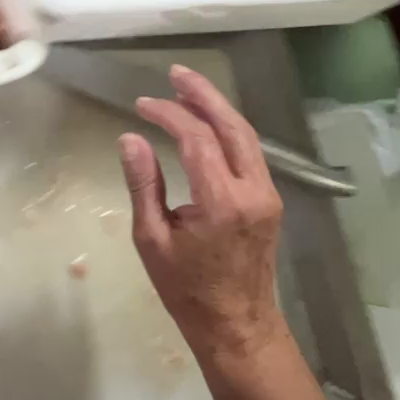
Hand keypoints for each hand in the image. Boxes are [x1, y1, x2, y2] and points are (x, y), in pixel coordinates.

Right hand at [119, 66, 286, 367]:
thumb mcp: (152, 239)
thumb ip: (143, 184)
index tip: (141, 105)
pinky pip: (249, 152)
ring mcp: (267, 195)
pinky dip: (227, 129)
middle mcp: (253, 191)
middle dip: (203, 95)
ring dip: (217, 108)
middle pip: (232, 126)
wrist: (237, 326)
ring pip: (246, 136)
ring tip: (187, 88)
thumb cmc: (187, 290)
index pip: (197, 139)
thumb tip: (130, 138)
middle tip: (175, 73)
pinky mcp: (269, 200)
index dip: (169, 114)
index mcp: (222, 202)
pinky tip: (206, 121)